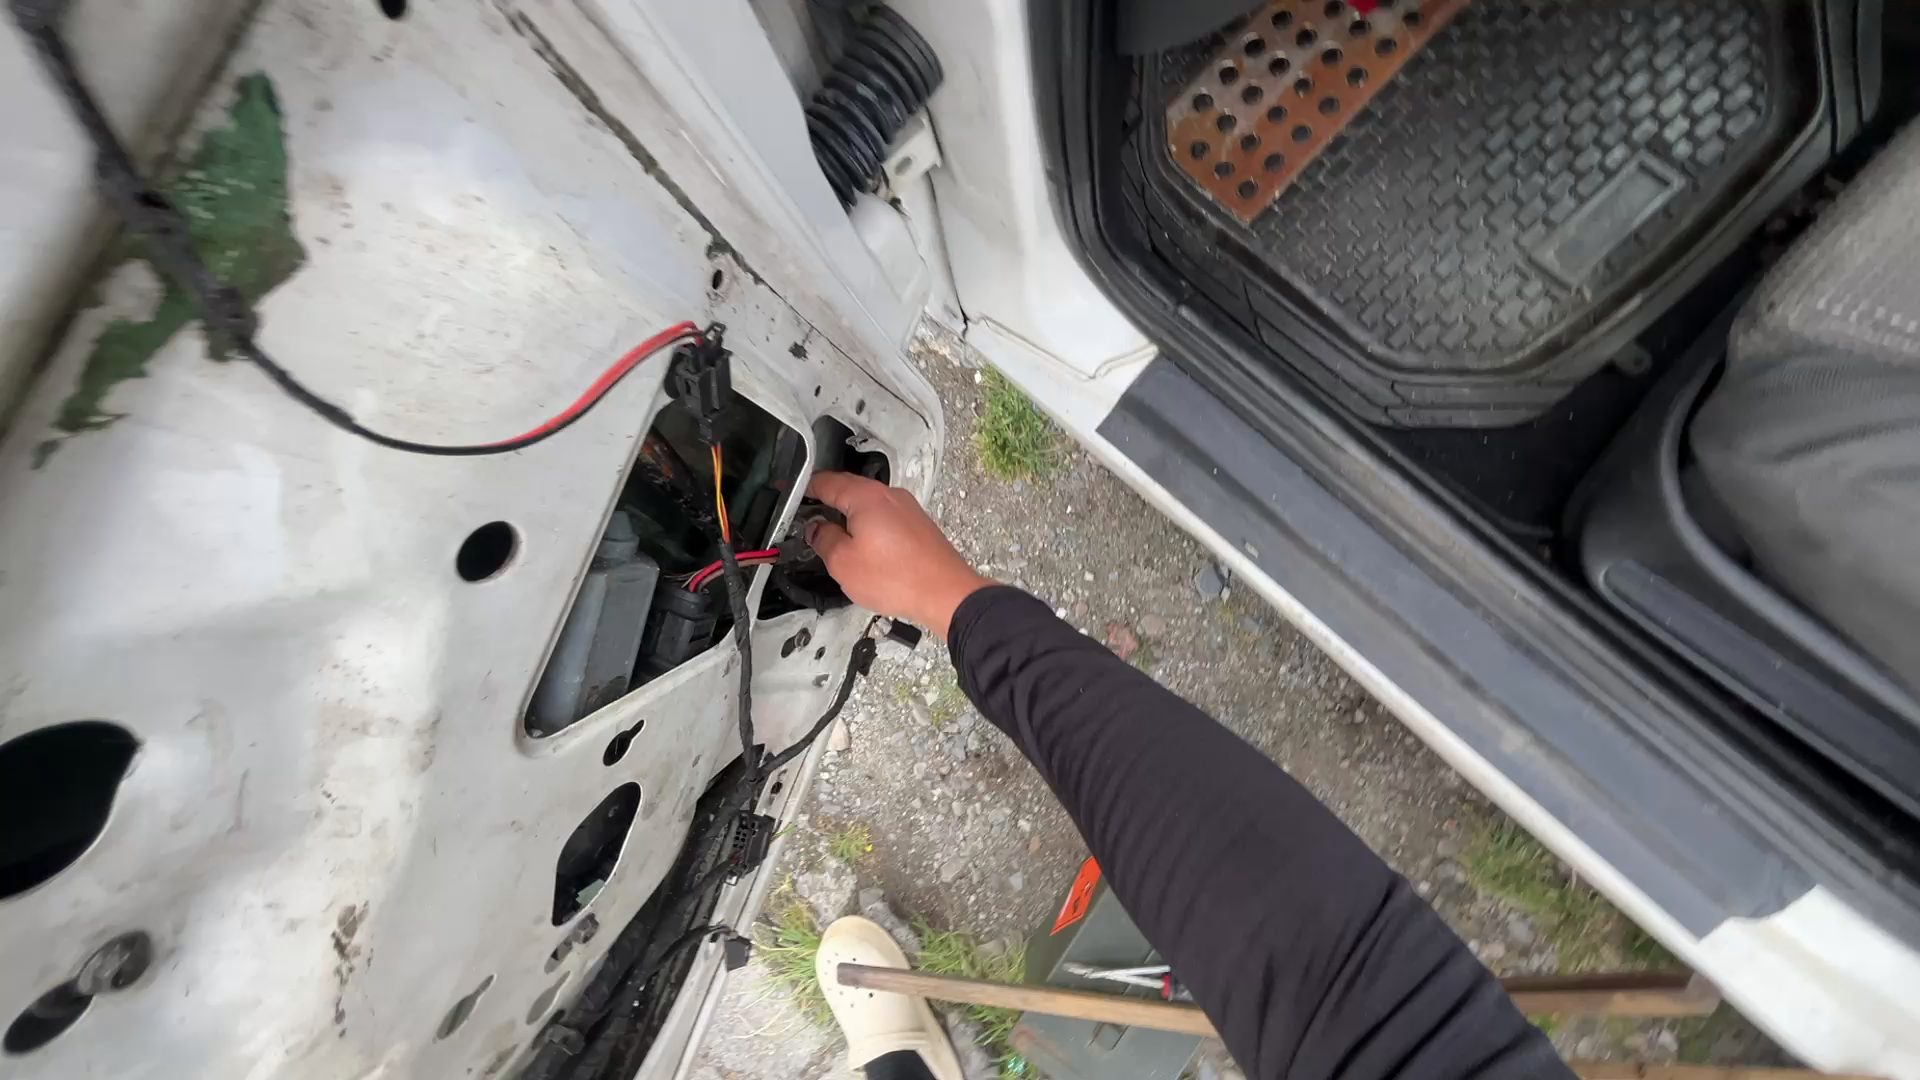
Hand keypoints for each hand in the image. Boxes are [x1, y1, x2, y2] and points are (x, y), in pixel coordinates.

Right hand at [804, 472, 991, 638]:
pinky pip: (885, 518)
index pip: (827, 482)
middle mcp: (889, 495)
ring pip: (868, 505)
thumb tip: (816, 528)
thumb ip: (823, 539)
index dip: (804, 488)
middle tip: (808, 519)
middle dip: (826, 502)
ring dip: (849, 516)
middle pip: (849, 489)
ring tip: (834, 538)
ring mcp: (907, 509)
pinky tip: (865, 547)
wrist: (945, 593)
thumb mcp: (844, 562)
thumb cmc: (898, 578)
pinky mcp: (918, 525)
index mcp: (866, 497)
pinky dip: (869, 526)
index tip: (792, 495)